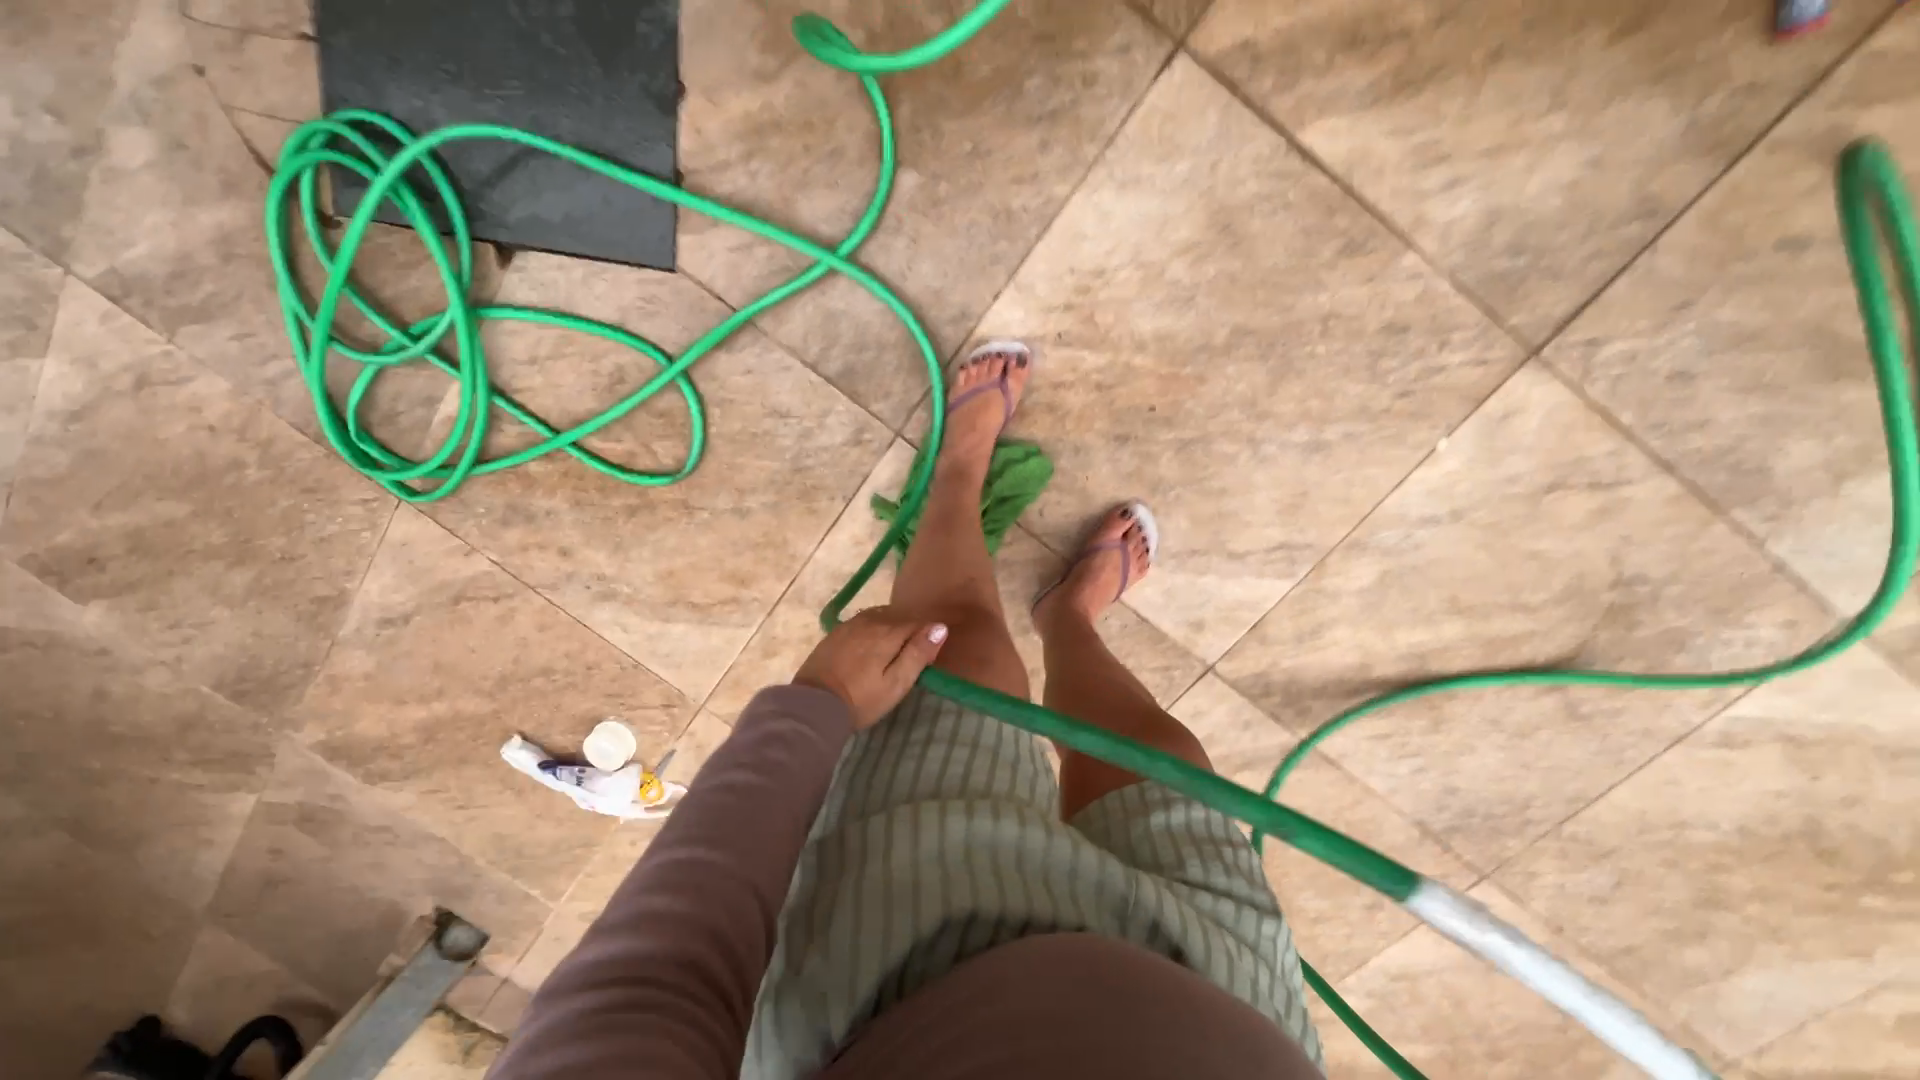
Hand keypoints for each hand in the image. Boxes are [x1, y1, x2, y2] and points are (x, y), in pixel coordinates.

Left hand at [792, 607, 948, 728]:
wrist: (814, 705)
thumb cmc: (861, 699)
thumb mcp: (896, 683)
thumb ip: (918, 653)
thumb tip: (940, 627)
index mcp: (889, 631)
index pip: (919, 622)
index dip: (928, 636)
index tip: (929, 656)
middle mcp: (870, 620)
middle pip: (900, 616)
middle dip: (910, 630)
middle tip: (913, 654)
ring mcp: (850, 624)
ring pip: (881, 616)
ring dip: (892, 627)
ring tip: (893, 649)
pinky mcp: (836, 632)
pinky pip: (863, 621)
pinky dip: (873, 628)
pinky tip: (871, 644)